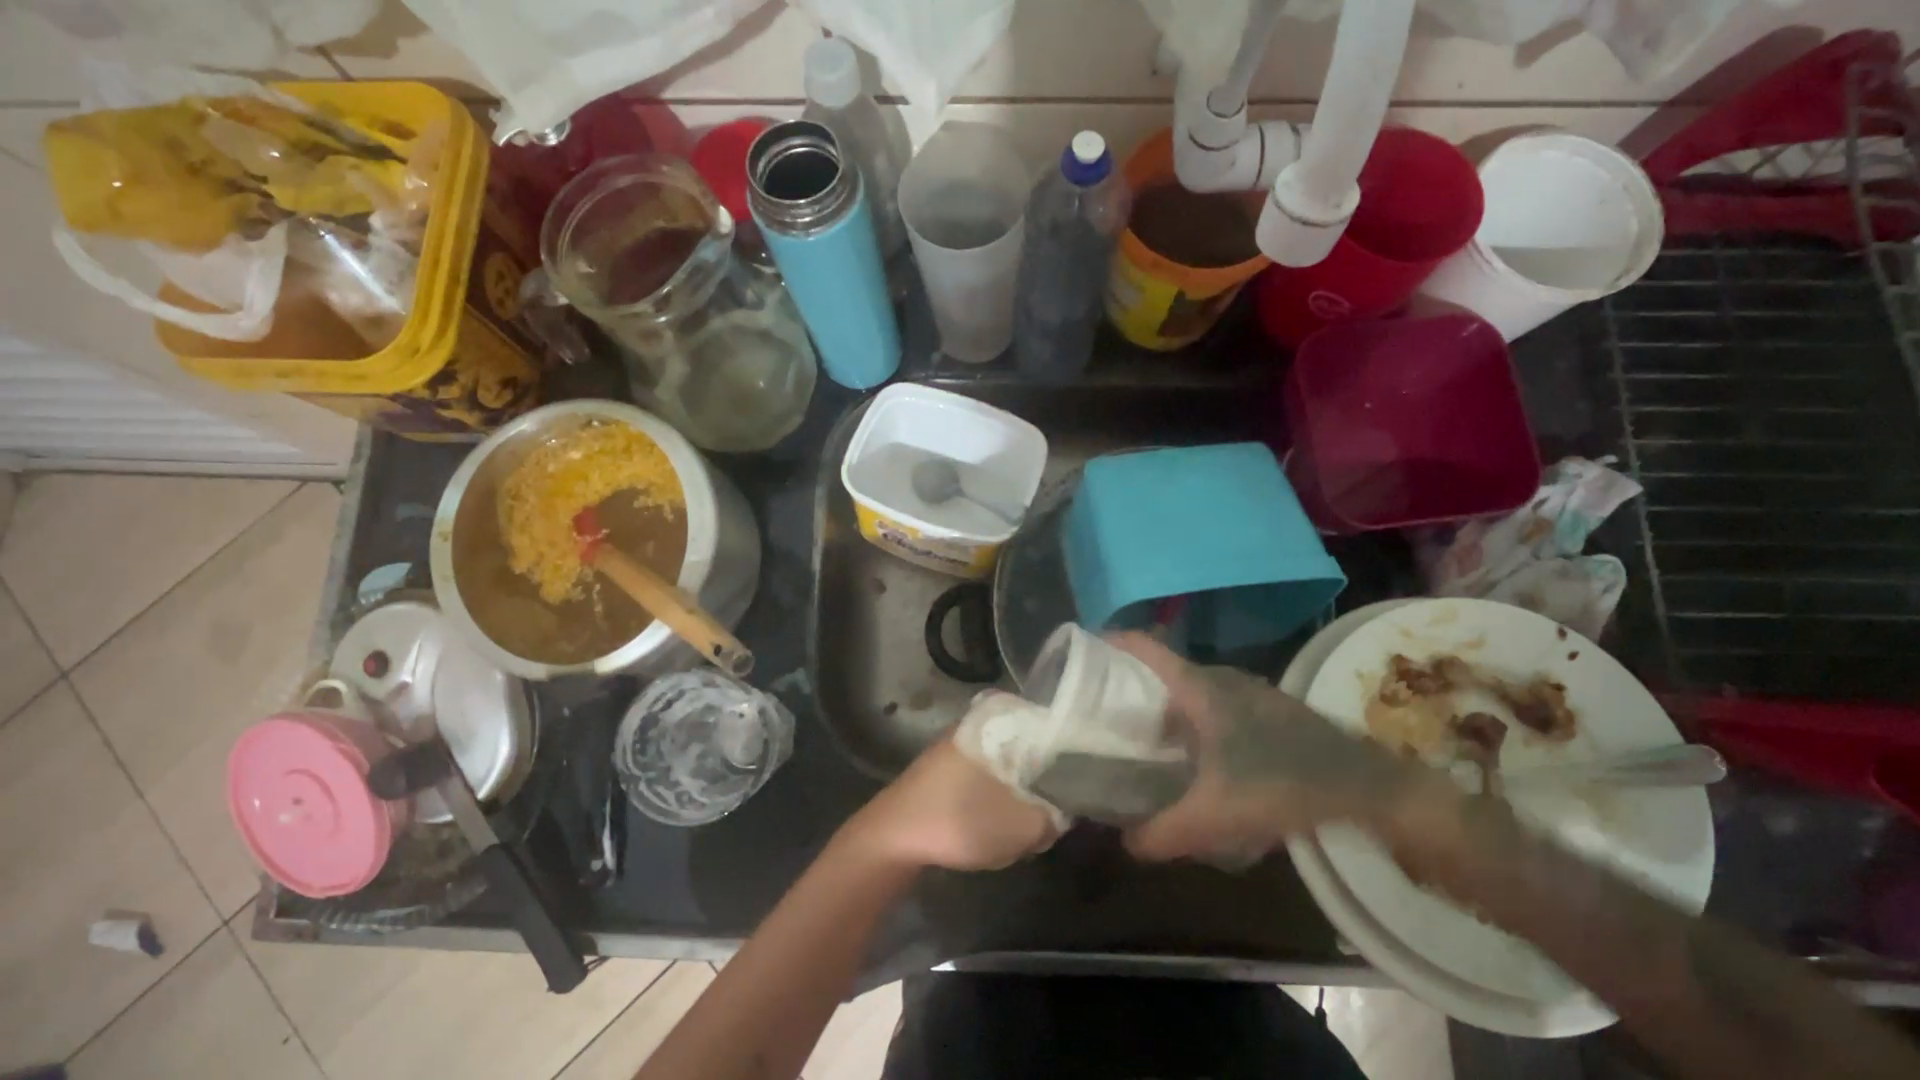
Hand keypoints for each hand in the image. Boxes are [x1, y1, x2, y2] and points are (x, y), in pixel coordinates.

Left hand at [841, 737, 1057, 871]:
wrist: (892, 839)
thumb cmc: (960, 821)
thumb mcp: (1023, 827)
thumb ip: (1054, 818)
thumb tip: (1061, 813)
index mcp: (997, 720)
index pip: (1051, 723)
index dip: (1072, 751)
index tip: (1083, 778)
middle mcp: (976, 723)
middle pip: (1029, 747)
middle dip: (1043, 780)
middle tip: (1053, 810)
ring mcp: (957, 745)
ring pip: (1006, 766)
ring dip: (1018, 794)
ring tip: (1025, 825)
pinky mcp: (943, 770)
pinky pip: (984, 779)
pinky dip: (995, 800)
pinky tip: (996, 826)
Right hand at [1111, 633, 1428, 862]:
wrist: (1366, 787)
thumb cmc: (1282, 784)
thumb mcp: (1213, 817)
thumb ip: (1161, 832)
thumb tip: (1125, 840)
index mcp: (1199, 687)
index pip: (1142, 646)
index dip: (1106, 643)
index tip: (1075, 658)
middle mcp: (1220, 679)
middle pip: (1161, 674)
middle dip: (1127, 692)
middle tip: (1098, 722)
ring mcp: (1248, 693)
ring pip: (1190, 695)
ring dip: (1163, 714)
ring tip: (1138, 747)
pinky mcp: (1269, 712)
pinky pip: (1214, 710)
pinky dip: (1192, 727)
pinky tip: (1192, 765)